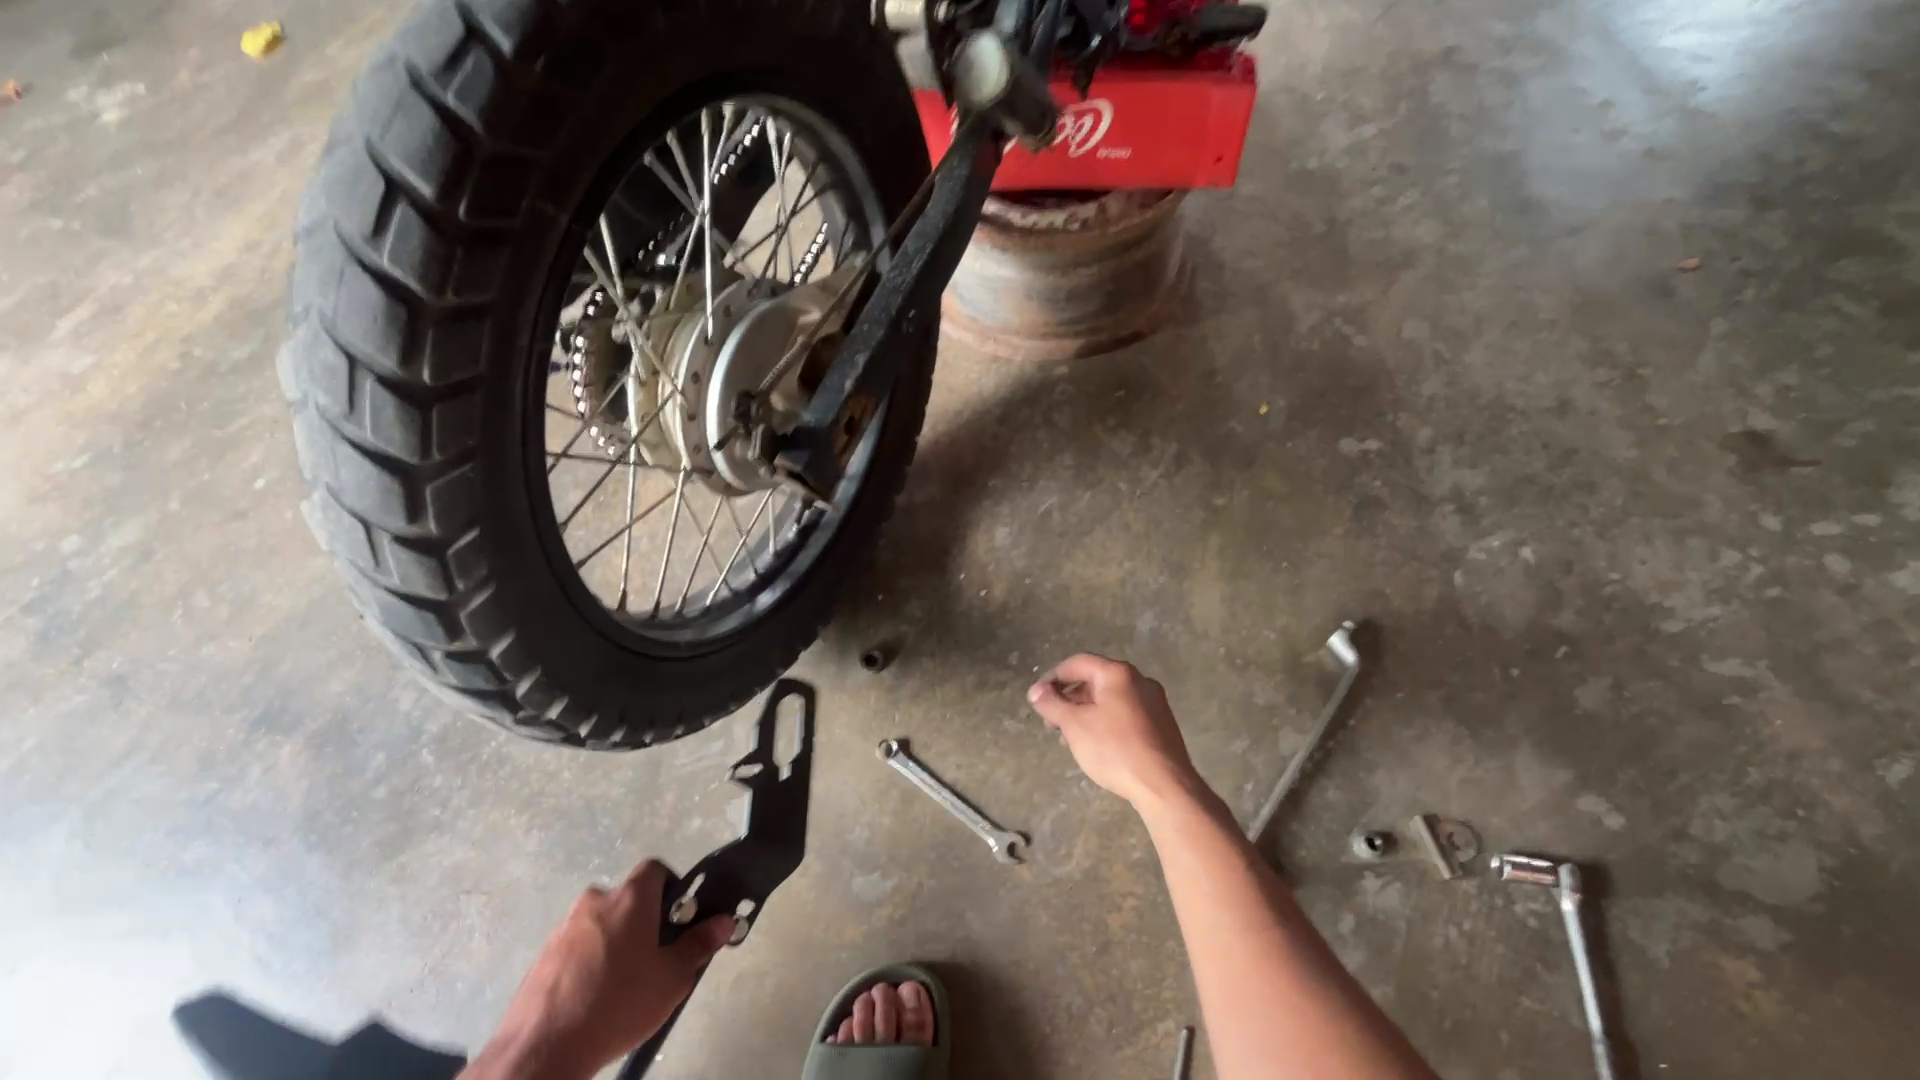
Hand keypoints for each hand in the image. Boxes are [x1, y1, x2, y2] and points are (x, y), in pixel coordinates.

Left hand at [463, 860, 734, 1079]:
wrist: (542, 1049)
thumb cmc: (618, 1004)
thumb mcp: (671, 979)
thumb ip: (699, 945)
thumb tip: (725, 921)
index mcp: (629, 898)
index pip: (655, 869)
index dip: (672, 887)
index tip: (679, 918)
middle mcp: (595, 902)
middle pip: (627, 899)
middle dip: (644, 921)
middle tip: (656, 957)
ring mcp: (563, 928)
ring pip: (601, 925)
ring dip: (615, 942)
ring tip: (623, 984)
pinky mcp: (543, 956)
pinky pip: (577, 947)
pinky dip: (589, 962)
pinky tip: (594, 997)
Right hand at [1027, 654, 1200, 807]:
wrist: (1164, 785)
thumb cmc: (1114, 749)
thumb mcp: (1074, 725)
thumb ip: (1051, 704)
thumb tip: (1035, 691)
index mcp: (1118, 673)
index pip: (1077, 663)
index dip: (1052, 678)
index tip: (1037, 698)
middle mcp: (1139, 681)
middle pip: (1095, 680)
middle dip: (1069, 698)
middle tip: (1051, 721)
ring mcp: (1154, 703)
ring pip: (1110, 699)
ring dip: (1085, 713)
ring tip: (1070, 737)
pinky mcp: (1161, 724)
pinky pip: (1125, 714)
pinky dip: (1105, 722)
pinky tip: (1096, 745)